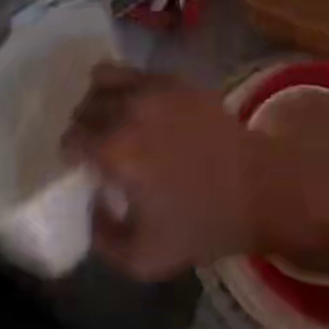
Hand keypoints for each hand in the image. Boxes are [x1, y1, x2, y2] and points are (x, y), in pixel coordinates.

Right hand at [61, 64, 267, 279]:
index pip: (73, 136)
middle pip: (88, 102)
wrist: (258, 187)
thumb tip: (94, 202)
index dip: (71, 152)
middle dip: (84, 122)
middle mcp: (133, 108)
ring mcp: (160, 87)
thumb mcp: (140, 256)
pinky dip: (131, 86)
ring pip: (110, 74)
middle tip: (94, 144)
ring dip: (102, 96)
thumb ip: (101, 234)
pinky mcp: (183, 80)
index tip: (80, 166)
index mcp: (117, 148)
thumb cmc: (201, 223)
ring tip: (113, 119)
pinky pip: (141, 73)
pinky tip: (142, 109)